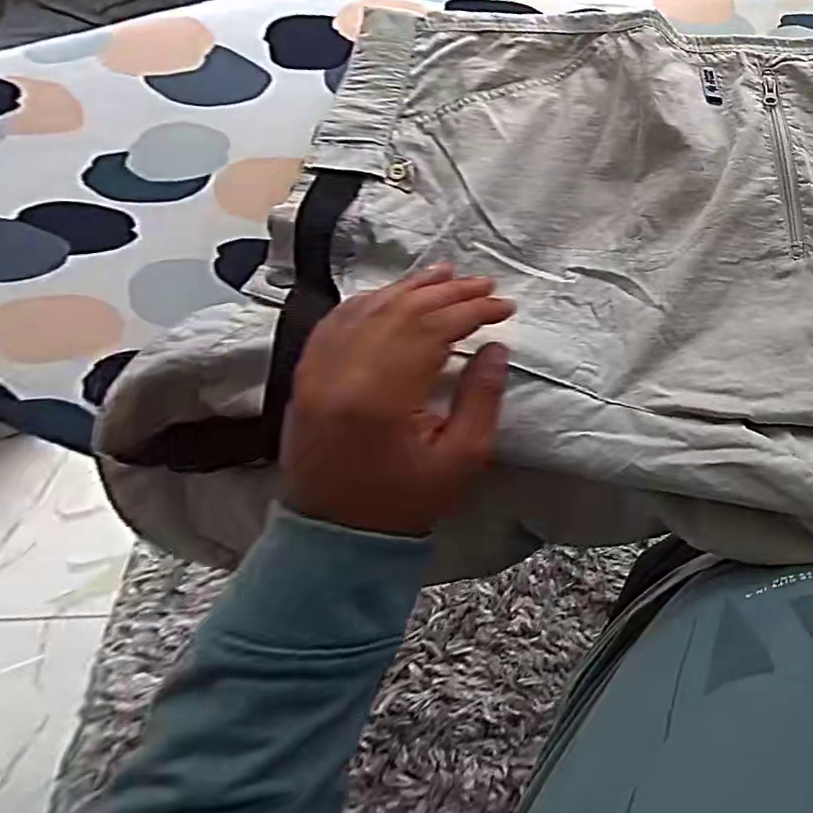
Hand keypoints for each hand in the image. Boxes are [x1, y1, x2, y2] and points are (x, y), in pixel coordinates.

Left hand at [281, 264, 513, 535]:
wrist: (334, 537)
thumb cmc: (406, 500)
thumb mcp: (464, 456)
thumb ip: (482, 397)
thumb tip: (494, 348)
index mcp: (380, 397)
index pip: (431, 330)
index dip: (473, 311)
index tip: (506, 308)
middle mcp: (340, 377)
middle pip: (398, 312)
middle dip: (448, 293)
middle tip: (486, 285)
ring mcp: (316, 376)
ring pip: (364, 311)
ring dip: (410, 288)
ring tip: (446, 274)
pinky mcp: (306, 381)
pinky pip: (334, 325)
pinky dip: (368, 302)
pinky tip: (392, 295)